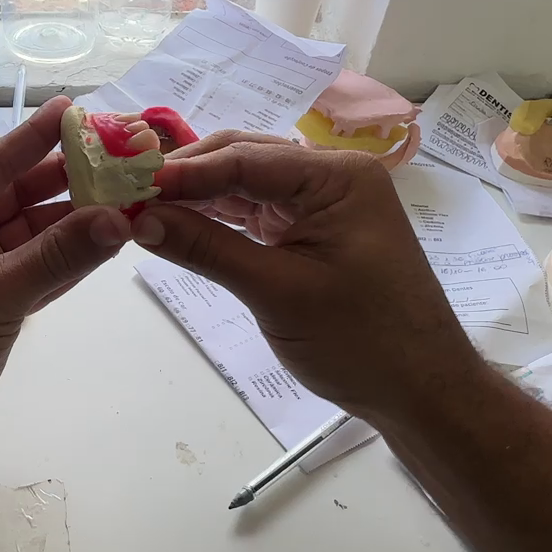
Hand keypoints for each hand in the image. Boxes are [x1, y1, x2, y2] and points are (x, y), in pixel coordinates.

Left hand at [0, 96, 129, 473]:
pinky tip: (104, 242)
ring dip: (72, 222)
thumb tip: (118, 218)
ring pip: (28, 234)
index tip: (73, 109)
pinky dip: (65, 259)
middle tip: (116, 156)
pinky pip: (32, 269)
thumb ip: (55, 258)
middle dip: (63, 180)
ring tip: (125, 197)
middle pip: (12, 196)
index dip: (33, 138)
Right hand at [133, 135, 479, 422]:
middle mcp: (330, 177)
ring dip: (196, 196)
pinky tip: (177, 223)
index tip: (130, 185)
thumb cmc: (362, 341)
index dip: (184, 172)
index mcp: (337, 176)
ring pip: (244, 184)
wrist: (422, 392)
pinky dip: (216, 218)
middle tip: (129, 192)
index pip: (245, 158)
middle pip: (243, 160)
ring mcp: (320, 203)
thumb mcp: (277, 292)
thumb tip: (139, 221)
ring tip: (142, 206)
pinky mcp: (309, 230)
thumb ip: (206, 249)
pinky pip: (253, 212)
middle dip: (187, 176)